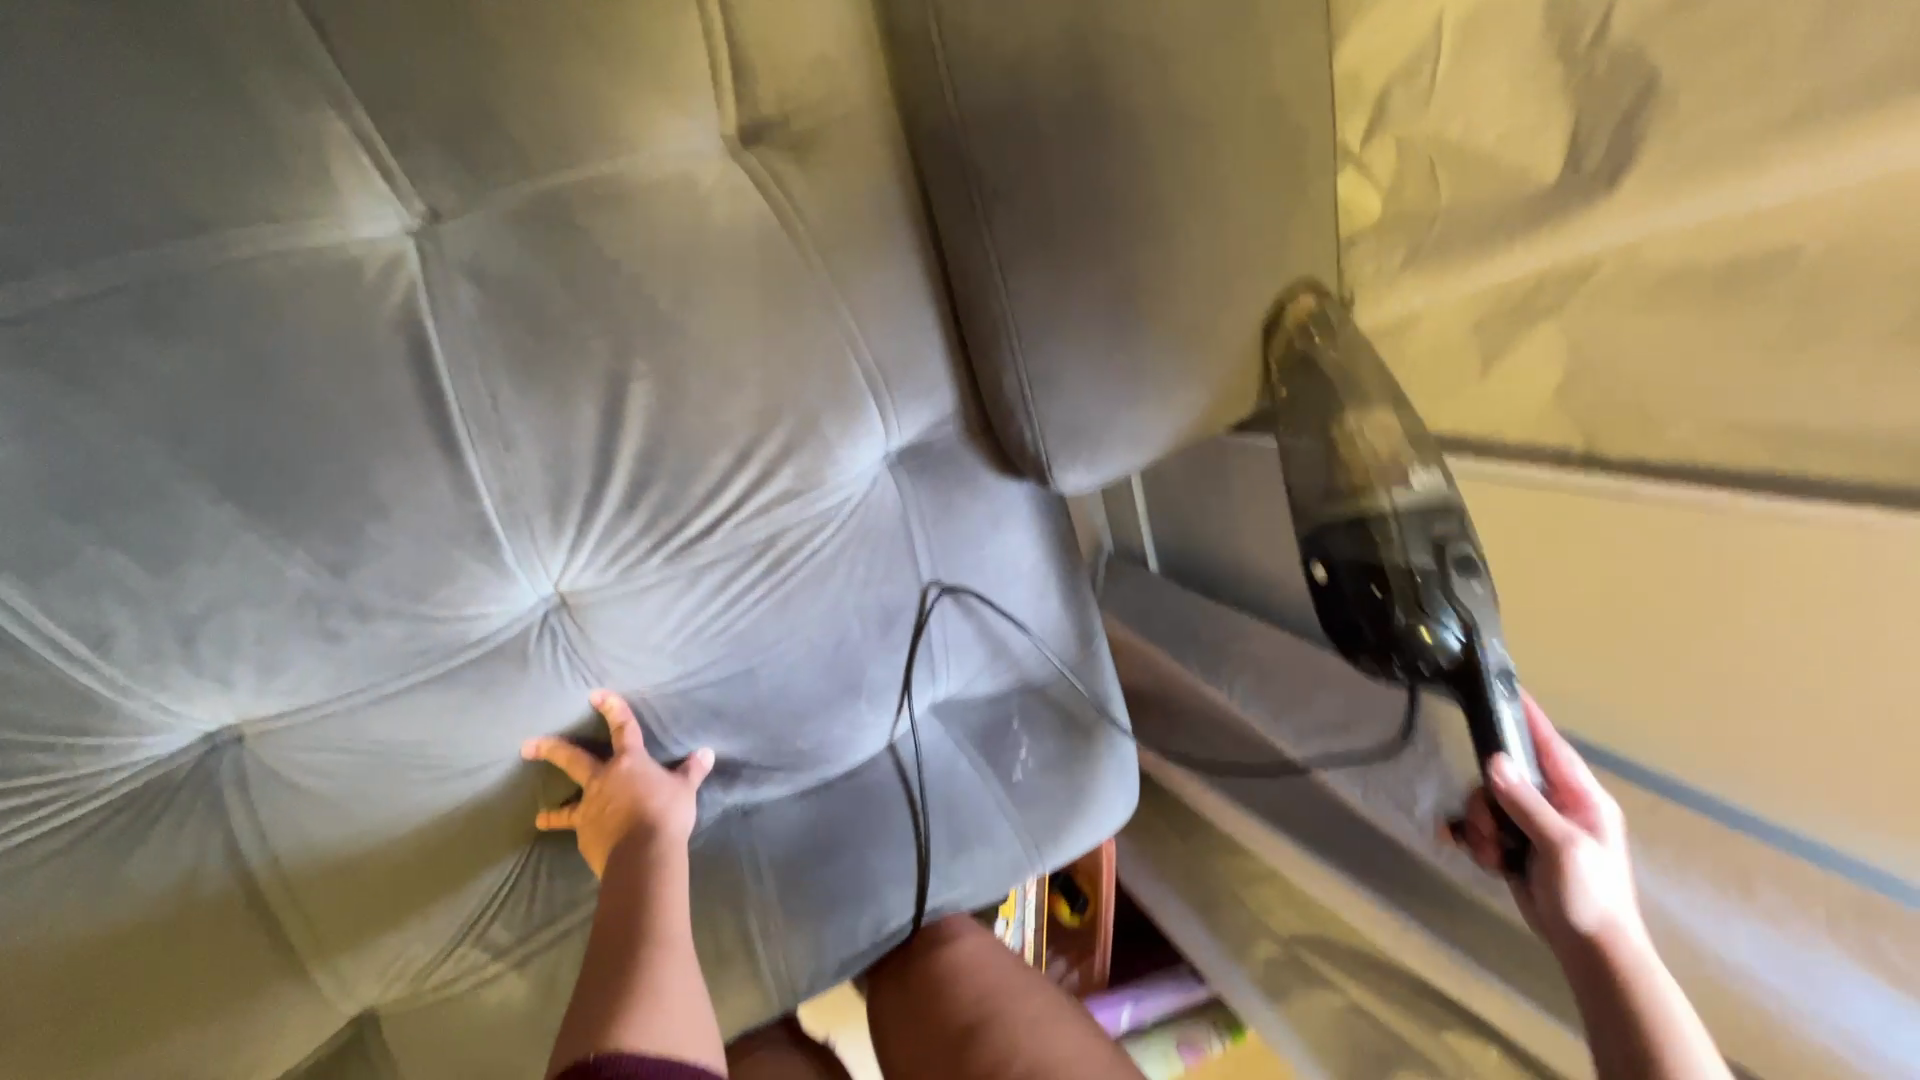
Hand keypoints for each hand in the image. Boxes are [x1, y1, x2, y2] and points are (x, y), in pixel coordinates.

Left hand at [522, 690, 714, 877]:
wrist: (642, 854)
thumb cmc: (665, 813)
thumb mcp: (685, 790)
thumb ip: (692, 771)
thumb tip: (707, 753)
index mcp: (630, 762)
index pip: (623, 728)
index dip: (612, 709)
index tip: (596, 694)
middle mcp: (603, 780)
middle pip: (572, 759)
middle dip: (549, 750)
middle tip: (527, 746)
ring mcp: (589, 809)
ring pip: (566, 808)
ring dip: (553, 813)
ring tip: (540, 818)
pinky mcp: (585, 836)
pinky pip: (580, 833)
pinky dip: (583, 835)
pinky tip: (586, 842)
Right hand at [1448, 693, 1646, 960]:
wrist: (1590, 950)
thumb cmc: (1589, 894)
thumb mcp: (1561, 846)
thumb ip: (1526, 802)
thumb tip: (1493, 759)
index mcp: (1581, 797)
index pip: (1549, 745)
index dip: (1528, 717)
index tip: (1505, 688)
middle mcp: (1557, 805)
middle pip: (1502, 776)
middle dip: (1486, 802)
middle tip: (1489, 829)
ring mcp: (1535, 826)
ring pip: (1486, 803)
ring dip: (1480, 828)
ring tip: (1494, 855)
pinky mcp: (1517, 846)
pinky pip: (1482, 828)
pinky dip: (1476, 842)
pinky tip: (1481, 858)